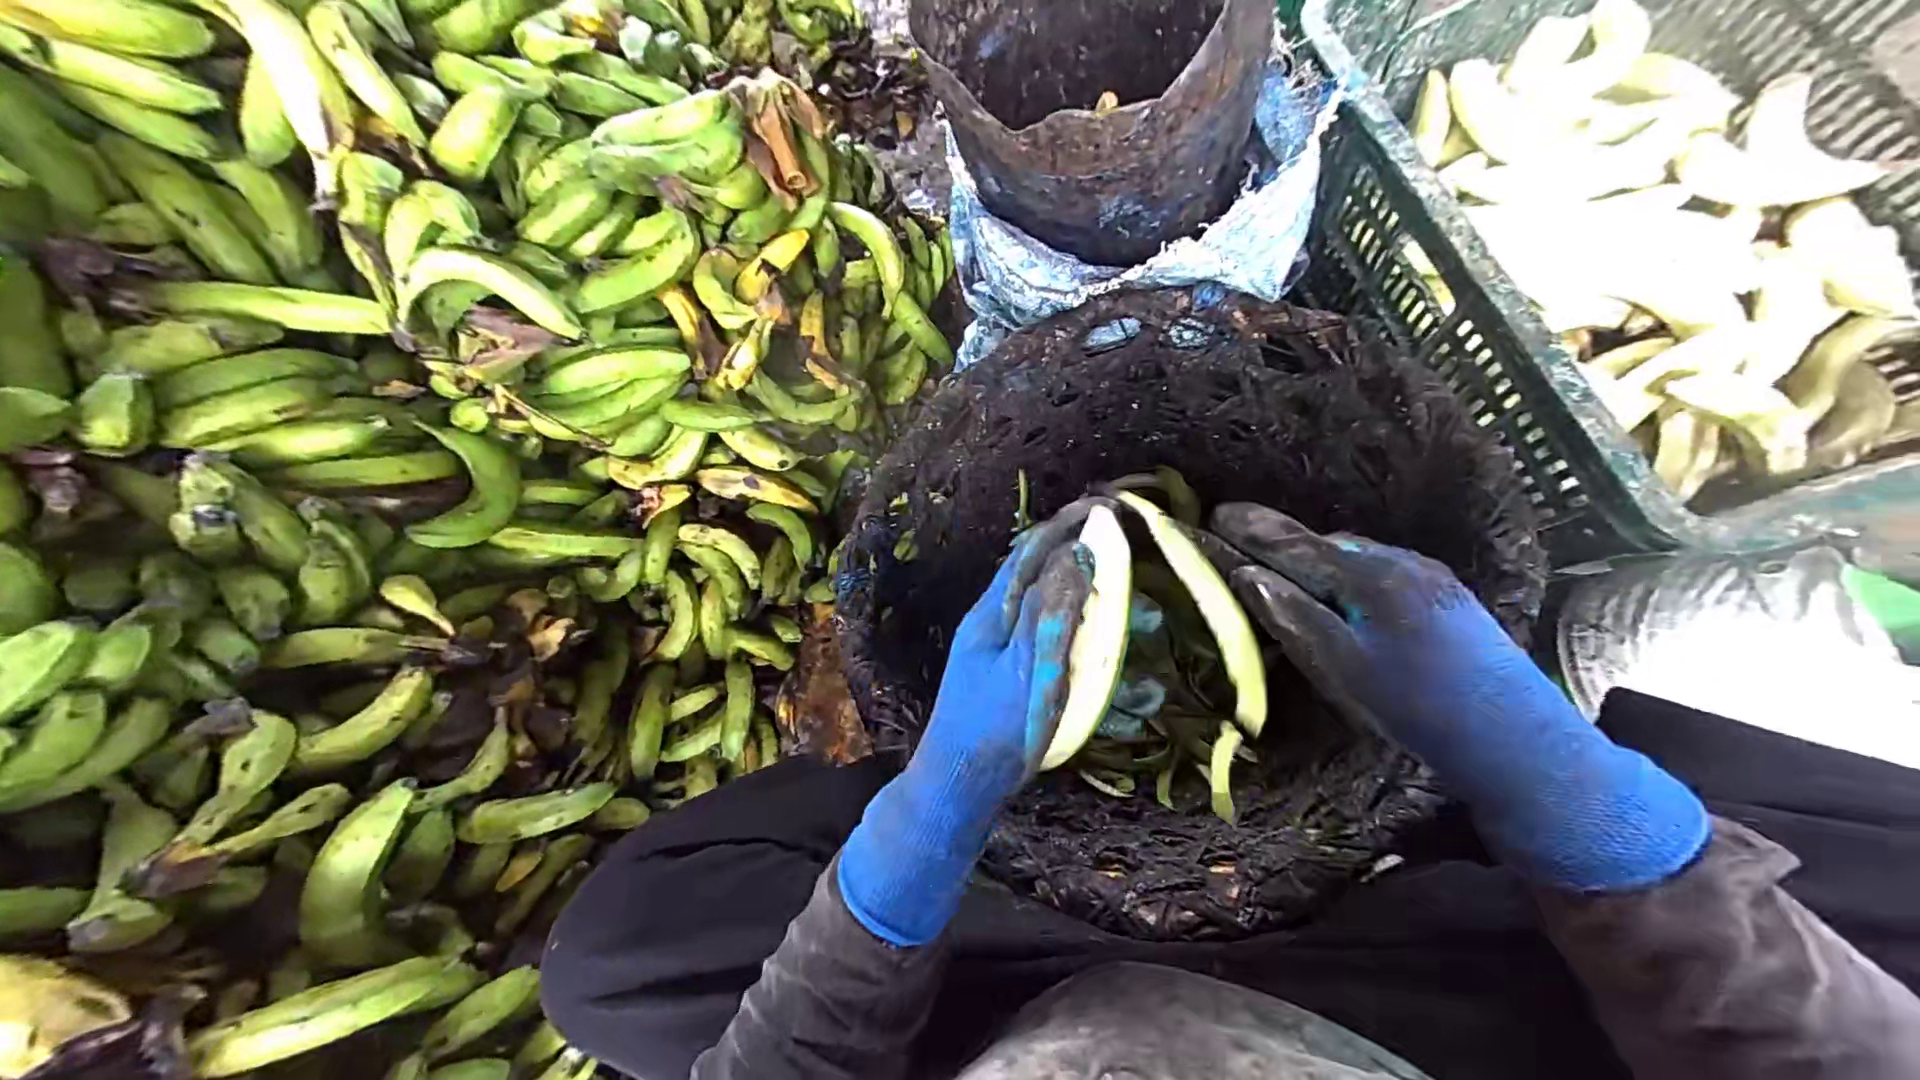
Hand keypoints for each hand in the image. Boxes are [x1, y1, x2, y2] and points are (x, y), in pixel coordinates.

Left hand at [837, 521, 1089, 944]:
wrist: (957, 782)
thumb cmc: (995, 730)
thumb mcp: (1030, 670)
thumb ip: (1052, 613)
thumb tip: (1078, 552)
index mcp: (993, 611)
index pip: (1032, 551)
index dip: (1067, 525)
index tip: (1105, 506)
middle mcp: (990, 618)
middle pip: (1031, 567)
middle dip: (1071, 543)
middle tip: (1112, 532)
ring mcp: (992, 642)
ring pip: (1035, 593)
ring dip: (1069, 575)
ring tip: (1107, 570)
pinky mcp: (1000, 665)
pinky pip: (1037, 621)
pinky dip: (1065, 608)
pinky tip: (1081, 618)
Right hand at [1210, 503, 1707, 891]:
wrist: (1520, 741)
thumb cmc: (1417, 707)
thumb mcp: (1341, 667)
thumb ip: (1292, 615)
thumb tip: (1246, 575)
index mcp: (1368, 579)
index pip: (1293, 544)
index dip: (1251, 529)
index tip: (1215, 512)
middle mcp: (1398, 562)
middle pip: (1322, 543)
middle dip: (1279, 539)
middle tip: (1240, 542)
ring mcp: (1426, 575)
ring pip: (1352, 554)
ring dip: (1313, 556)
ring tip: (1283, 569)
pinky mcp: (1443, 593)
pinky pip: (1377, 566)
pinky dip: (1344, 570)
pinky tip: (1340, 593)